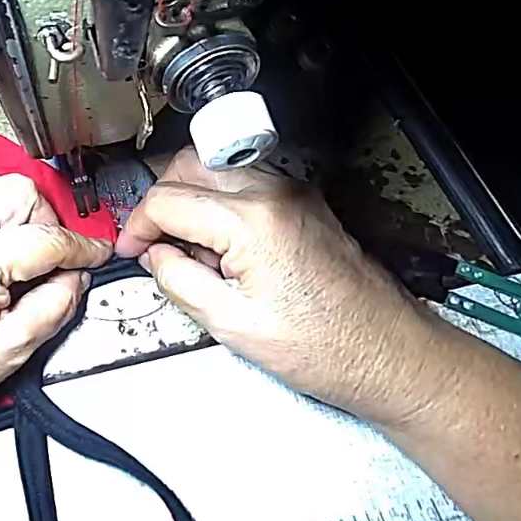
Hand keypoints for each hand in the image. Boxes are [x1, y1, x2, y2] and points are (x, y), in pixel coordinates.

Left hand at [0, 173, 112, 464]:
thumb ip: (54, 306)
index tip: (96, 256)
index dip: (82, 248)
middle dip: (46, 219)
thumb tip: (74, 280)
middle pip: (18, 191)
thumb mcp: (10, 351)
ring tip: (24, 259)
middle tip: (54, 260)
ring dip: (15, 214)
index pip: (47, 237)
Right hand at [115, 149, 453, 421]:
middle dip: (160, 201)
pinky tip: (222, 250)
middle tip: (152, 243)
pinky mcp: (303, 204)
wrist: (388, 354)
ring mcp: (293, 194)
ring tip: (192, 253)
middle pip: (188, 167)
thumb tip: (156, 258)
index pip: (168, 200)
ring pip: (216, 171)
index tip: (132, 249)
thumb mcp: (232, 324)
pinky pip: (244, 187)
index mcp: (253, 222)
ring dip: (189, 201)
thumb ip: (180, 281)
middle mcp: (275, 194)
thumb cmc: (328, 347)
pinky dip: (218, 206)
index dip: (137, 225)